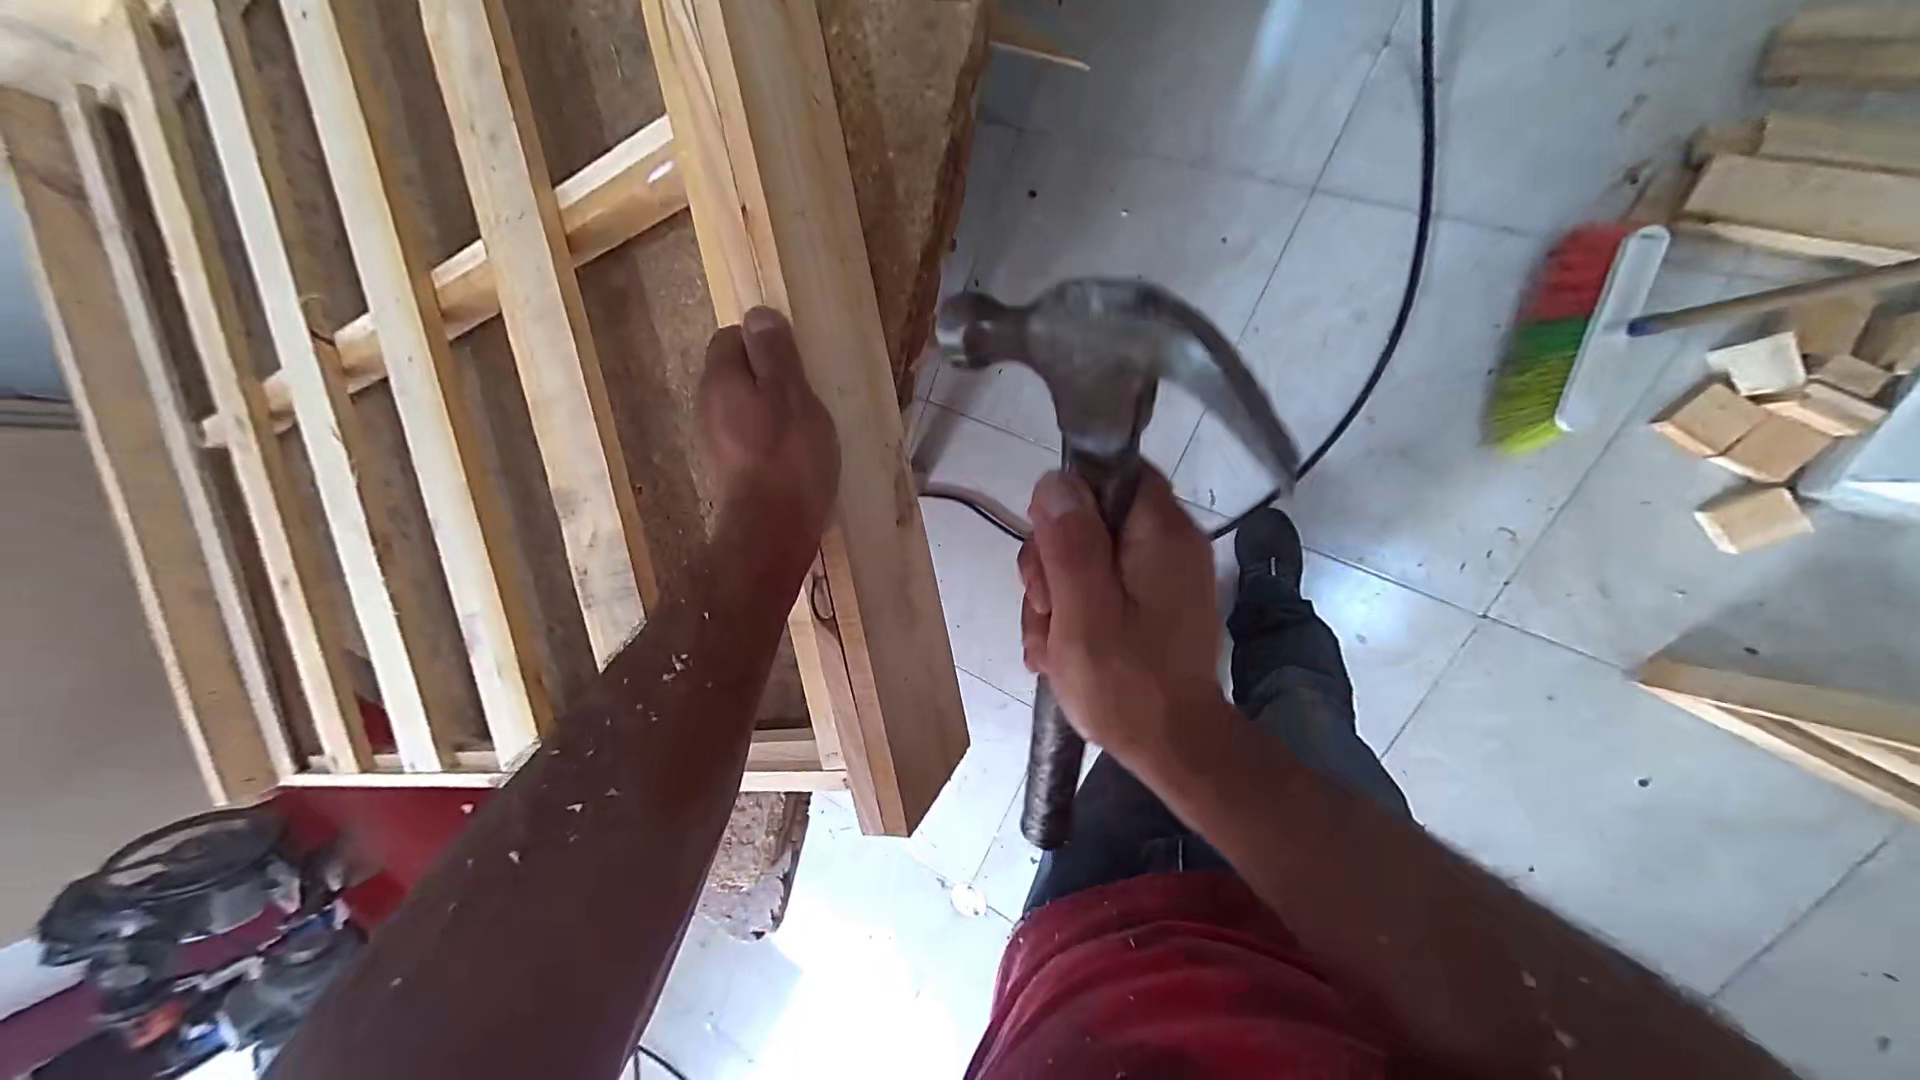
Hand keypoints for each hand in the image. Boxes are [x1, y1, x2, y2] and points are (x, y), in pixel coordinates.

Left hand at [697, 308, 839, 539]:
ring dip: (768, 414)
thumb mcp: (792, 393)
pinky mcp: (723, 472)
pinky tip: (789, 461)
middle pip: (735, 375)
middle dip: (767, 380)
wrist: (770, 531)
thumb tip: (758, 313)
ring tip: (802, 434)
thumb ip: (775, 353)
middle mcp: (705, 406)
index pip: (732, 338)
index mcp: (721, 379)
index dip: (765, 346)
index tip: (796, 366)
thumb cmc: (789, 456)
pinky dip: (765, 443)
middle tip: (805, 401)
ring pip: (740, 410)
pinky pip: (744, 441)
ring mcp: (711, 442)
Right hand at [1018, 468, 1225, 762]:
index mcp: (1160, 534)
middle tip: (1045, 608)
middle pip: (1090, 519)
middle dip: (1051, 562)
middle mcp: (1166, 544)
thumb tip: (1054, 483)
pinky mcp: (1148, 602)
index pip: (1114, 473)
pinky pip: (1096, 587)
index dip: (1069, 497)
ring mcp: (1157, 575)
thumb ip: (1069, 544)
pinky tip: (1058, 651)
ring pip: (1084, 557)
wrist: (1172, 747)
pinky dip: (1071, 613)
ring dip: (1053, 597)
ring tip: (1049, 646)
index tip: (1045, 542)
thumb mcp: (1084, 613)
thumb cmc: (1127, 685)